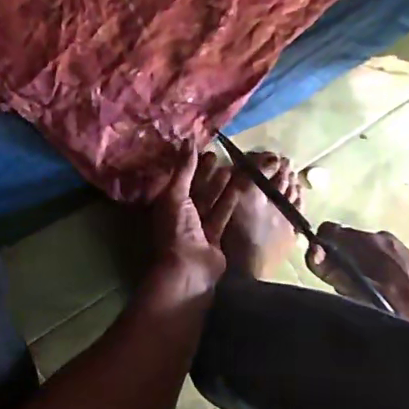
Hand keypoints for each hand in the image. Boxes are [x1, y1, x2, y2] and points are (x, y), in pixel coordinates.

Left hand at [141, 151, 235, 312]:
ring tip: (234, 167)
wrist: (190, 268)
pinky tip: (241, 186)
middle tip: (221, 156)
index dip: (190, 166)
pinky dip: (231, 200)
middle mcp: (182, 214)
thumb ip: (183, 170)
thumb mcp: (176, 195)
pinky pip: (224, 213)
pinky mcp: (216, 236)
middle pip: (196, 189)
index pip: (179, 180)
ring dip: (222, 185)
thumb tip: (187, 141)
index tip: (204, 150)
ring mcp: (199, 226)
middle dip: (207, 173)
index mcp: (167, 205)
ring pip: (212, 200)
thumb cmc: (177, 229)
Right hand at [307, 223, 408, 372]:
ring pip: (358, 253)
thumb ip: (335, 271)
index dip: (319, 249)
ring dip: (353, 271)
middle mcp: (380, 238)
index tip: (322, 272)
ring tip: (364, 297)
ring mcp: (395, 248)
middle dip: (336, 262)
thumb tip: (313, 251)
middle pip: (342, 242)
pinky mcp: (406, 259)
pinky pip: (374, 261)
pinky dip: (369, 274)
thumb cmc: (405, 308)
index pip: (327, 232)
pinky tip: (380, 297)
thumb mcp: (362, 293)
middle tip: (343, 289)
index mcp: (368, 241)